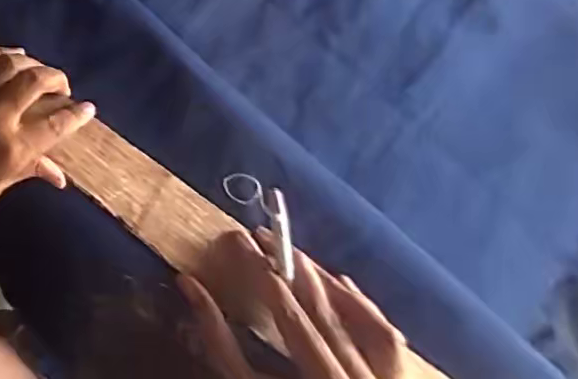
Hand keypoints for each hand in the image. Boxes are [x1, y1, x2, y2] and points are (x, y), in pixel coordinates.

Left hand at [0, 47, 95, 214]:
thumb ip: (30, 169)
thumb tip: (60, 175)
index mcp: (13, 146)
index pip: (55, 125)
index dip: (75, 114)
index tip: (88, 107)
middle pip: (36, 83)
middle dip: (56, 78)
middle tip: (64, 84)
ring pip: (12, 63)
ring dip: (31, 62)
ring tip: (41, 69)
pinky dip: (3, 54)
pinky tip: (13, 55)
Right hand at [180, 229, 406, 378]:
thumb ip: (217, 339)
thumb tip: (188, 282)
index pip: (287, 308)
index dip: (261, 268)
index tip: (239, 236)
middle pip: (326, 308)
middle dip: (292, 266)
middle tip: (264, 235)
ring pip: (366, 321)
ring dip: (329, 282)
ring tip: (298, 254)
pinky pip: (389, 342)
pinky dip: (365, 309)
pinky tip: (344, 285)